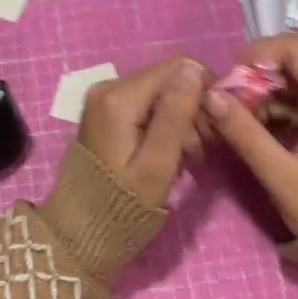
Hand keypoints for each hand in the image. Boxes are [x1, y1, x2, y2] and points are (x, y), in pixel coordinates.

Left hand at [76, 56, 208, 206]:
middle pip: (168, 79)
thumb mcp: (157, 164)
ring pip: (160, 92)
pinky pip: (146, 105)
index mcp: (119, 97)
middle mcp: (108, 87)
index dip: (205, 90)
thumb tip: (192, 69)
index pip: (178, 67)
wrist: (82, 231)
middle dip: (192, 109)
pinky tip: (170, 152)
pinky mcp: (106, 112)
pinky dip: (164, 124)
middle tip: (201, 151)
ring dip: (181, 120)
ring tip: (188, 157)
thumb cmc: (124, 205)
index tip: (215, 128)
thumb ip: (175, 115)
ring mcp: (104, 99)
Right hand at [202, 34, 297, 234]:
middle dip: (252, 77)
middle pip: (289, 64)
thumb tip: (210, 97)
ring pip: (285, 84)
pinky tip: (243, 130)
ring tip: (228, 120)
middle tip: (223, 101)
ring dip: (255, 95)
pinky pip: (287, 104)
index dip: (260, 52)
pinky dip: (263, 111)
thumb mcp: (281, 175)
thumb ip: (245, 135)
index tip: (230, 77)